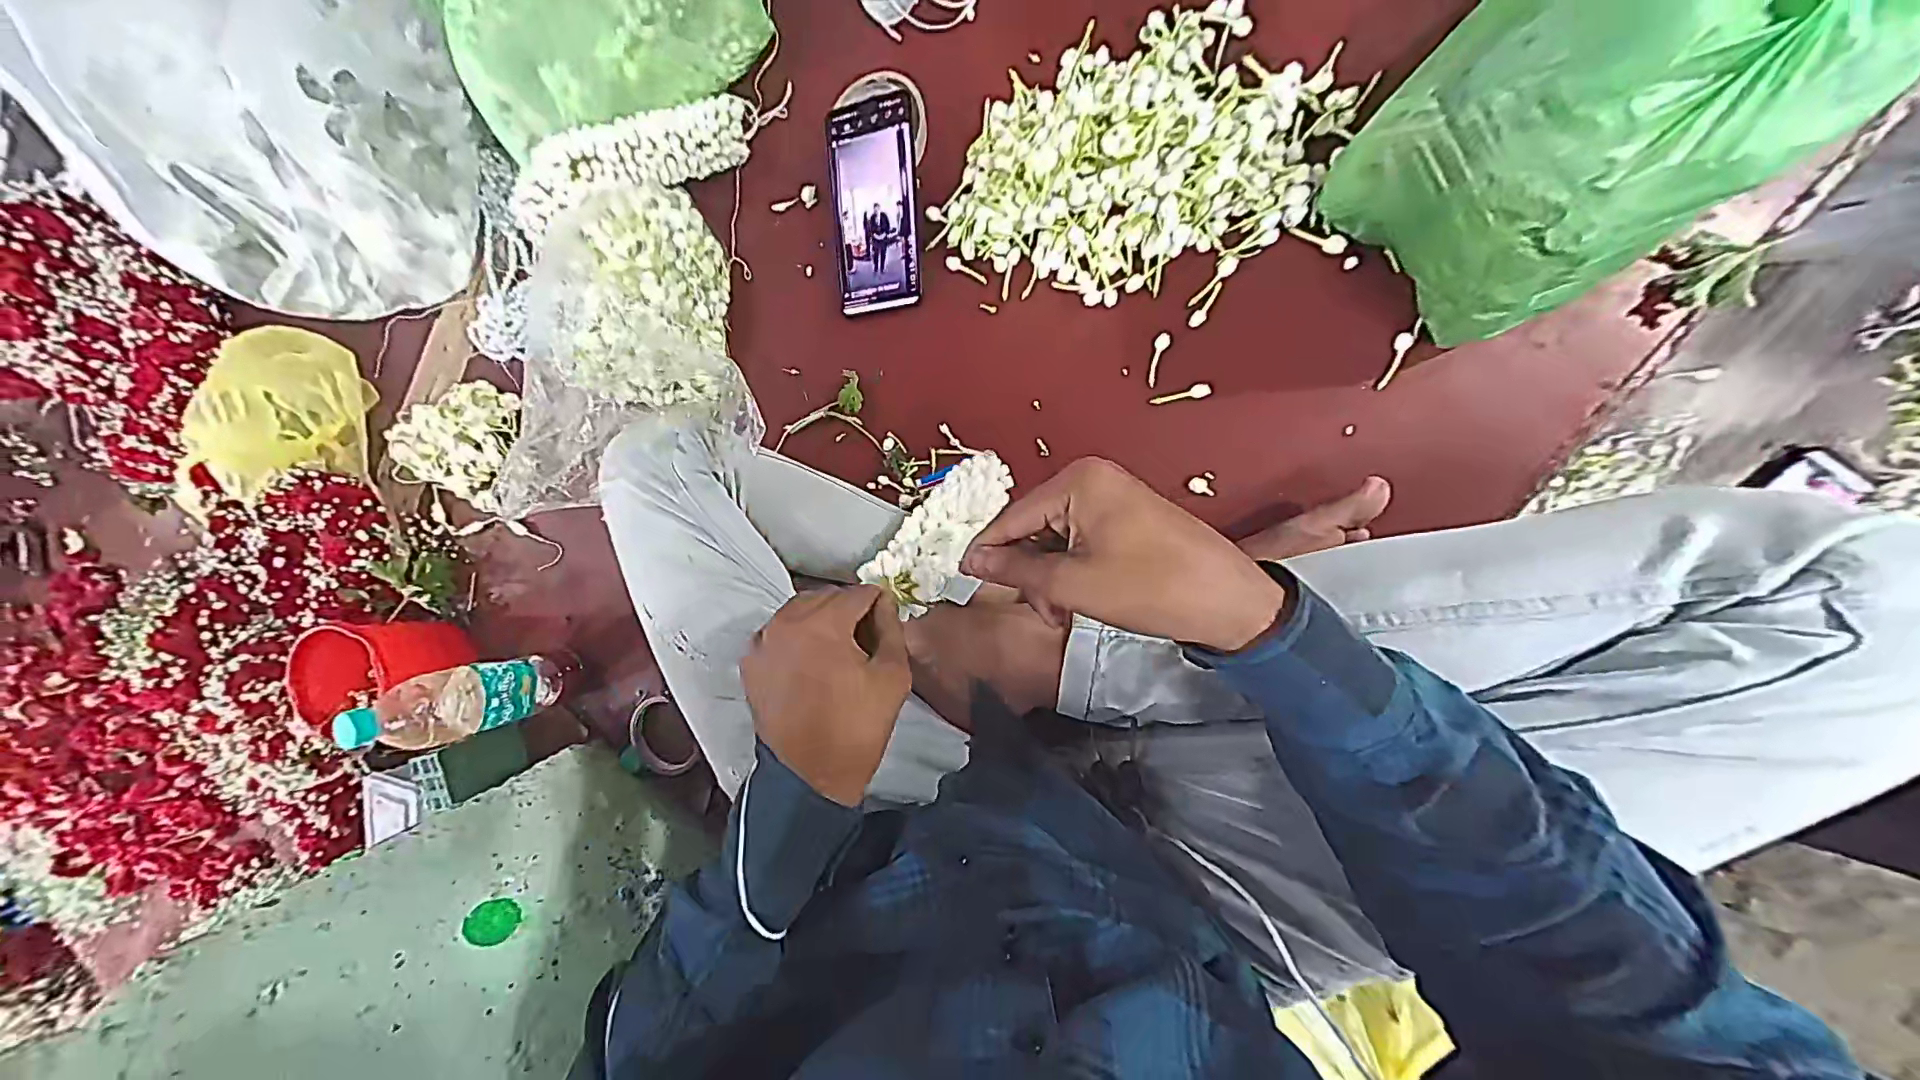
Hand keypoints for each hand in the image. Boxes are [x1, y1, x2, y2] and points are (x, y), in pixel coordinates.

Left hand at [742, 585, 910, 805]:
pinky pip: (778, 631)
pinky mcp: (751, 661)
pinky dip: (797, 634)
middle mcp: (785, 624)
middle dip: (850, 608)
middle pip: (826, 596)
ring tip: (839, 646)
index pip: (858, 593)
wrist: (810, 776)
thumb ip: (891, 629)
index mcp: (822, 624)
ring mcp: (762, 642)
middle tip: (867, 635)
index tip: (887, 618)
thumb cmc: (857, 727)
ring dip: (822, 618)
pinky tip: (813, 657)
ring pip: (799, 609)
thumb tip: (883, 604)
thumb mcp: (893, 675)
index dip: (879, 602)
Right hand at [959, 458, 1286, 651]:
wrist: (1229, 602)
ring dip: (1050, 576)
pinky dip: (1072, 571)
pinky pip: (1080, 541)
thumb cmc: (1153, 587)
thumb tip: (974, 560)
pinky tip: (1077, 600)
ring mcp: (1111, 497)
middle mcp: (1093, 479)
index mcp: (1079, 482)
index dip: (987, 549)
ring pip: (1056, 538)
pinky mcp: (1125, 518)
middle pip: (1034, 526)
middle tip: (1037, 609)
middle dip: (1029, 570)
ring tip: (1061, 612)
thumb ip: (1017, 568)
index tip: (966, 576)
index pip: (1014, 515)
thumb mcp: (1074, 583)